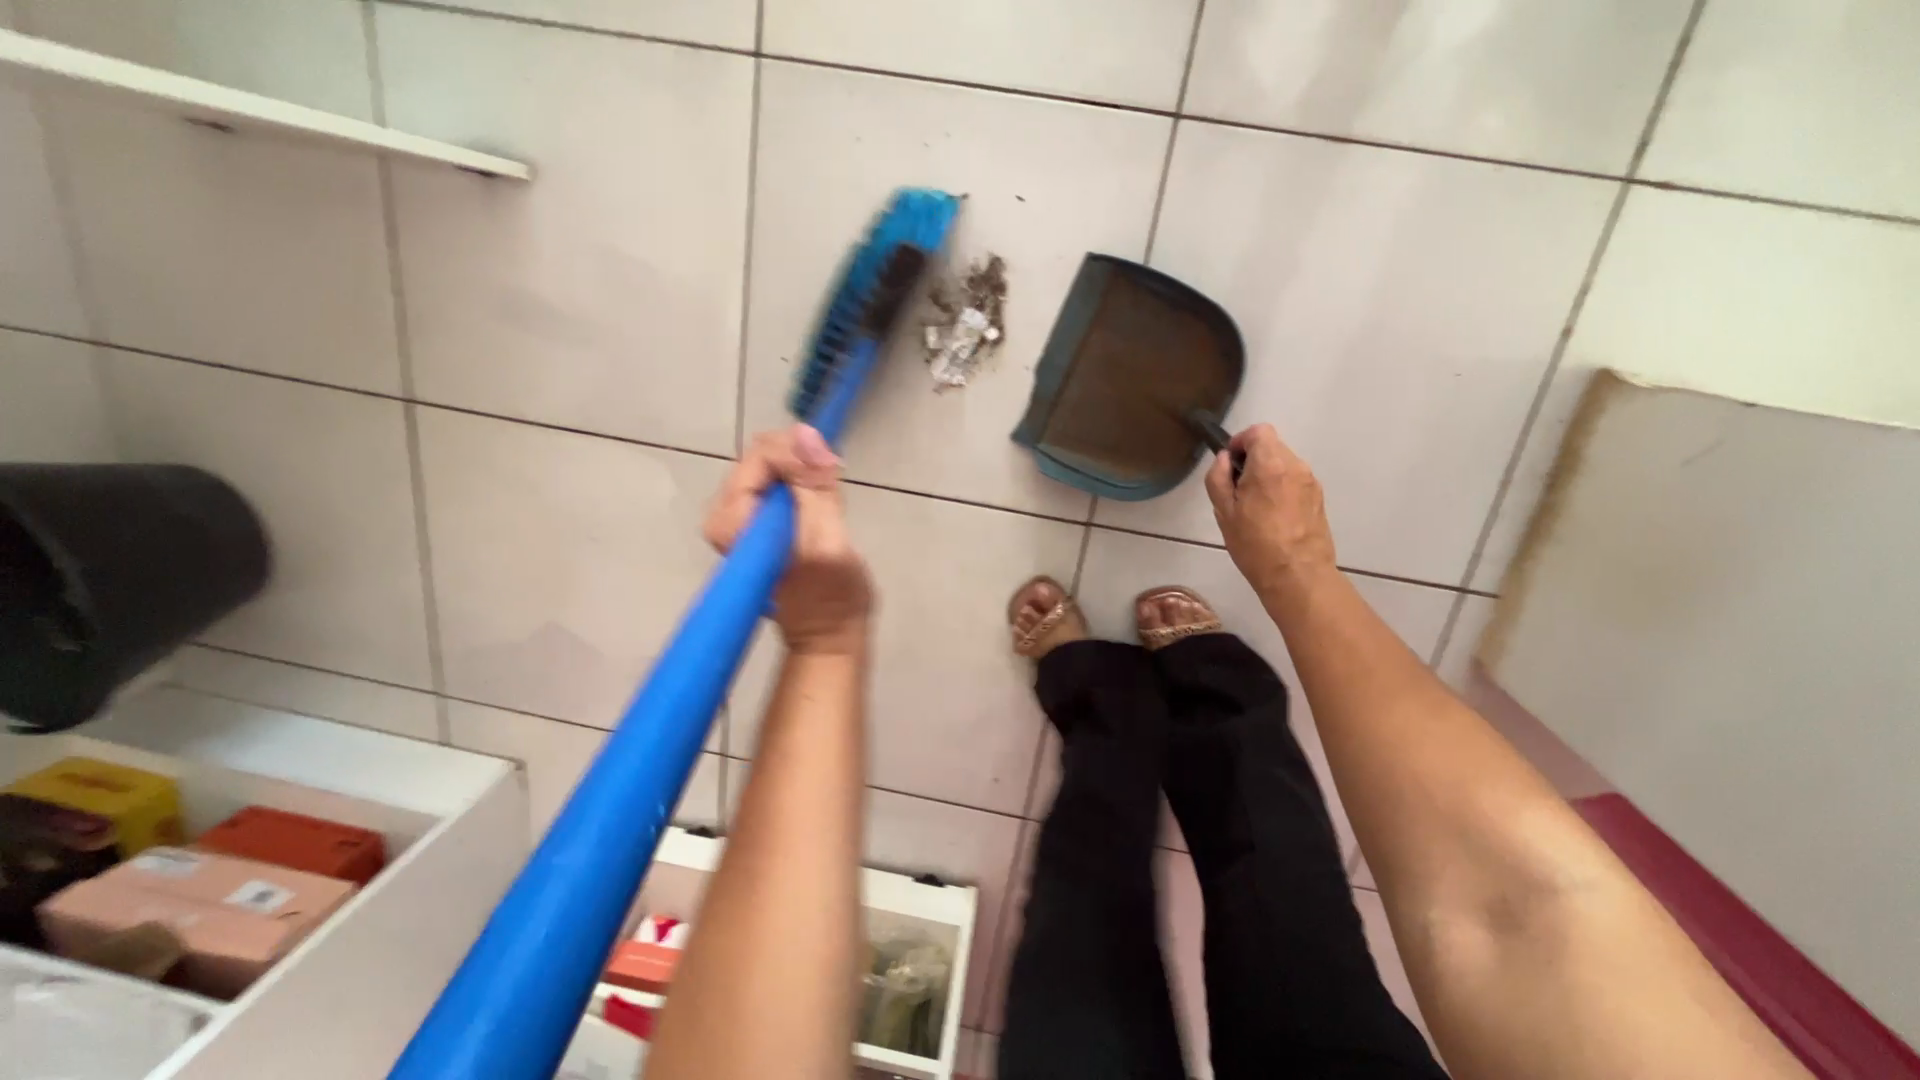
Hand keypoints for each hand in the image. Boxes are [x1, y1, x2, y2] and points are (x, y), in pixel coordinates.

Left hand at [704, 425, 872, 655]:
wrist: (829, 633)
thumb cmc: (831, 595)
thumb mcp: (827, 540)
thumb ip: (813, 488)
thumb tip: (806, 434)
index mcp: (731, 521)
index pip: (759, 455)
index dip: (798, 453)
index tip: (830, 467)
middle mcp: (724, 515)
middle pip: (761, 456)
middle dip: (800, 460)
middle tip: (831, 483)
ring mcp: (738, 517)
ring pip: (770, 464)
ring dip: (803, 471)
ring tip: (828, 496)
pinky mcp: (755, 520)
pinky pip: (776, 479)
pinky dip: (801, 481)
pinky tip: (818, 500)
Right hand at [1204, 424, 1337, 596]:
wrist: (1297, 575)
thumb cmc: (1255, 544)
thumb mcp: (1224, 512)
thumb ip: (1218, 478)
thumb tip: (1224, 460)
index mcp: (1270, 465)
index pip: (1258, 431)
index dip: (1240, 442)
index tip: (1230, 465)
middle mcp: (1295, 466)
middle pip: (1272, 446)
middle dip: (1253, 460)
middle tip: (1239, 490)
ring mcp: (1310, 482)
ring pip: (1284, 464)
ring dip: (1268, 475)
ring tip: (1256, 507)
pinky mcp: (1319, 498)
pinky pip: (1295, 481)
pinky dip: (1282, 488)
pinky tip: (1273, 516)